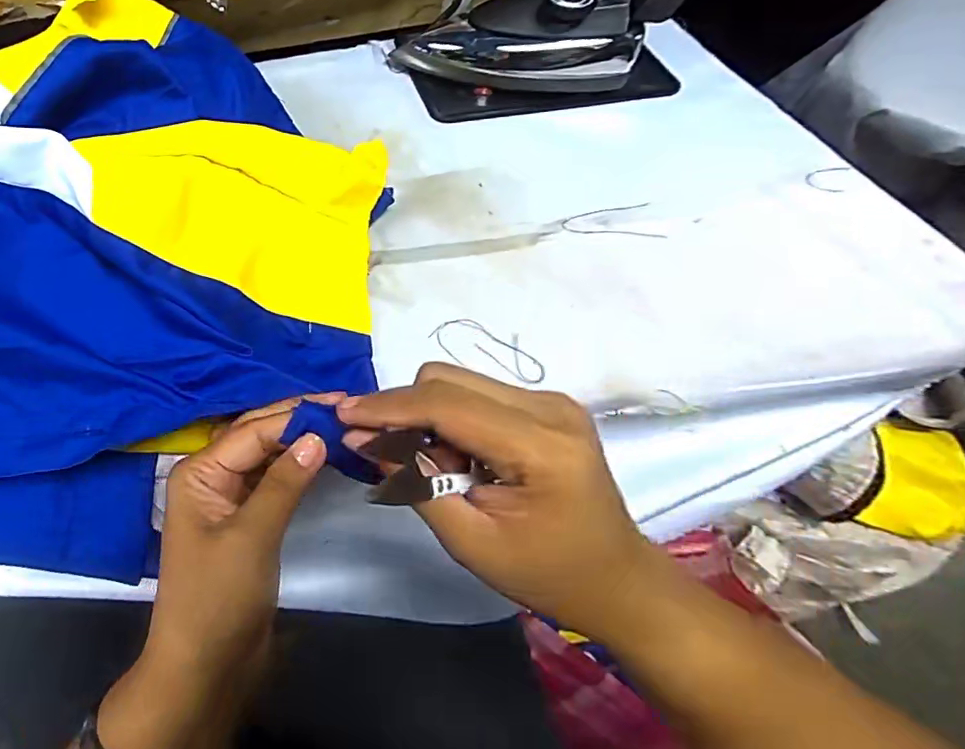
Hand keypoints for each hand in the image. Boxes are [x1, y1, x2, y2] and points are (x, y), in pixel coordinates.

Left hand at [95, 395, 331, 748]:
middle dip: (297, 421)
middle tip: (346, 406)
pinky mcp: (245, 522)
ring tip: (342, 425)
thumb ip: (283, 484)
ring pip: (265, 458)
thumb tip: (317, 437)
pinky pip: (271, 483)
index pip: (251, 432)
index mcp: (199, 471)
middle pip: (256, 437)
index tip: (340, 401)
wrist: (203, 668)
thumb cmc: (218, 599)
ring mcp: (227, 499)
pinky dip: (295, 469)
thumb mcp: (251, 537)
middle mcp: (210, 476)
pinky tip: (322, 457)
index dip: (294, 415)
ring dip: (299, 442)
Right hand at [338, 364, 667, 639]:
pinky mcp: (543, 404)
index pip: (445, 404)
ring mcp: (550, 401)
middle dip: (402, 410)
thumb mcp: (470, 542)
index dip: (387, 408)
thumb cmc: (548, 574)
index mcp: (542, 446)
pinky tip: (453, 457)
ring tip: (429, 463)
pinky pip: (471, 392)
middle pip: (444, 380)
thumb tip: (363, 439)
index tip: (343, 418)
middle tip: (383, 452)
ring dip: (423, 414)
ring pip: (453, 381)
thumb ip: (414, 484)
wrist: (621, 584)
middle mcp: (549, 407)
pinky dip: (446, 417)